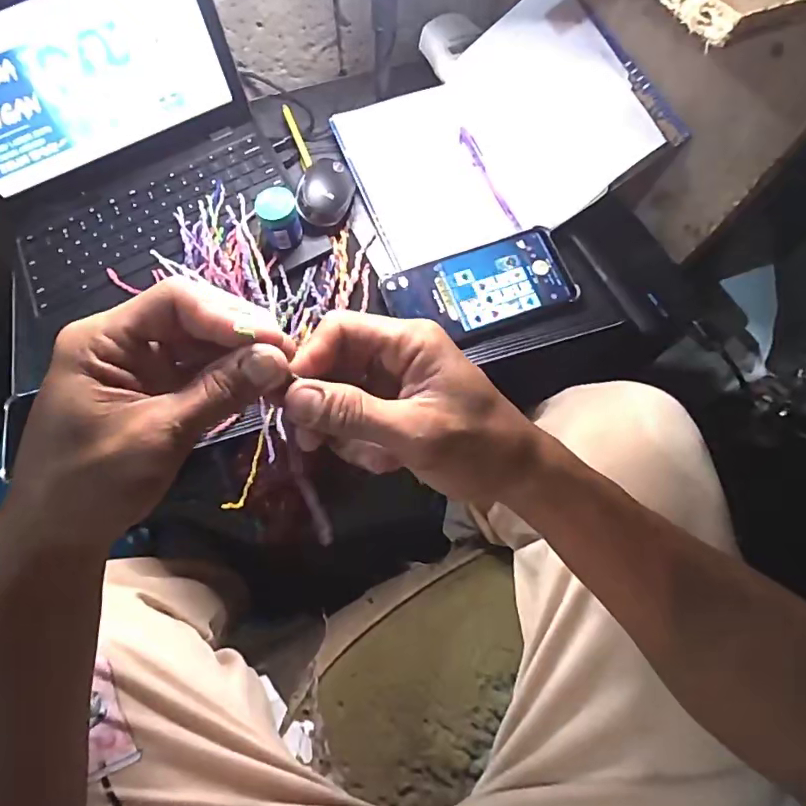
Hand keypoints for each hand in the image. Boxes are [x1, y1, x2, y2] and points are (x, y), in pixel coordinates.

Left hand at [0, 277, 293, 552]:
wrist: (54, 538)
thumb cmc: (91, 485)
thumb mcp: (158, 434)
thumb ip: (218, 392)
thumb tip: (276, 359)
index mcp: (102, 339)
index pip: (172, 301)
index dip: (225, 315)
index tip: (271, 338)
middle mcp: (121, 341)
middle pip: (190, 316)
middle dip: (238, 332)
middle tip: (287, 353)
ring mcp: (138, 365)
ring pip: (198, 343)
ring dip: (239, 354)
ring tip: (281, 368)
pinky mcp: (154, 390)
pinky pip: (196, 370)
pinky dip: (228, 376)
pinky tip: (258, 382)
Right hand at [283, 312, 549, 509]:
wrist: (517, 477)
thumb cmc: (477, 447)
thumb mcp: (413, 432)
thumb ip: (352, 413)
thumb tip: (293, 396)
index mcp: (407, 341)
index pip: (340, 328)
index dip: (309, 356)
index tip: (288, 397)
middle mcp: (394, 353)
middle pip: (332, 362)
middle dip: (322, 403)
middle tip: (312, 442)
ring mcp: (391, 381)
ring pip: (337, 394)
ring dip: (342, 430)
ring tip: (372, 458)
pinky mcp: (390, 407)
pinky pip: (352, 417)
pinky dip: (357, 443)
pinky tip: (383, 462)